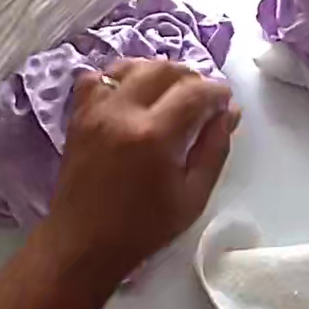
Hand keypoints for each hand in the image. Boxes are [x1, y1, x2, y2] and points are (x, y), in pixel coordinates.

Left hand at [35, 59, 236, 284]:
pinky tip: (133, 94)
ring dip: (158, 71)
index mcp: (154, 135)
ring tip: (171, 92)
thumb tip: (230, 112)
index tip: (225, 102)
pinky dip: (121, 77)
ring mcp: (95, 110)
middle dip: (191, 77)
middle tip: (201, 99)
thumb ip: (215, 149)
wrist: (82, 242)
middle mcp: (123, 112)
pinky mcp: (78, 114)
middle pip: (164, 69)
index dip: (217, 91)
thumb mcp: (193, 197)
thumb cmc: (143, 228)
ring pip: (132, 65)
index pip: (195, 91)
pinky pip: (100, 76)